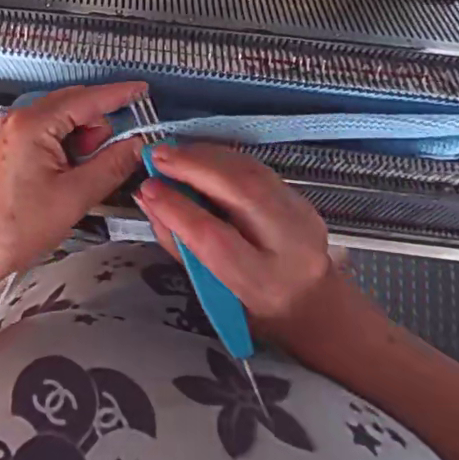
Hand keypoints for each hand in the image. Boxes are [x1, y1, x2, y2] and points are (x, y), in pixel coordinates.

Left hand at [0, 83, 147, 292]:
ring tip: (82, 175)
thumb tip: (137, 147)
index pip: (88, 99)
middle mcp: (22, 121)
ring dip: (85, 141)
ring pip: (68, 121)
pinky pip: (55, 134)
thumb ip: (112, 165)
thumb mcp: (76, 196)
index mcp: (34, 124)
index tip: (141, 91)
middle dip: (101, 129)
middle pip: (78, 106)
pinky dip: (71, 149)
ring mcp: (18, 132)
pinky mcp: (18, 147)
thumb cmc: (13, 226)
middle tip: (118, 153)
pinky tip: (70, 175)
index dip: (120, 95)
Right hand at [135, 144, 349, 344]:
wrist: (311, 300)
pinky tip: (198, 155)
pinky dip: (223, 157)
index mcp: (261, 280)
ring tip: (171, 153)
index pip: (215, 237)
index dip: (178, 209)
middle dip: (194, 167)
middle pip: (241, 190)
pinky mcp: (301, 197)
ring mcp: (300, 214)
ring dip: (206, 156)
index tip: (147, 188)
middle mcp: (289, 243)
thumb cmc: (251, 305)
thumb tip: (147, 198)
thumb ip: (178, 243)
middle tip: (156, 156)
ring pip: (250, 171)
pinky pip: (257, 168)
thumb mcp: (211, 288)